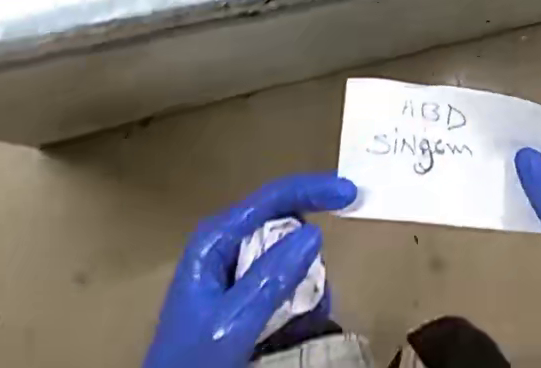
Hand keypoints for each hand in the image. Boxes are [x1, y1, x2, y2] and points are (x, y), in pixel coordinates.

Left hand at [142, 173, 357, 367]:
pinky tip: (293, 332)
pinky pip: (280, 286)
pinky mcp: (238, 295)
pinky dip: (295, 306)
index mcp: (217, 237)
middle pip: (283, 228)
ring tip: (299, 325)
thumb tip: (314, 233)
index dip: (313, 189)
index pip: (272, 198)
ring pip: (286, 259)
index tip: (350, 193)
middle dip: (307, 260)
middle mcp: (225, 244)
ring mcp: (231, 269)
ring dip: (303, 290)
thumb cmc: (190, 360)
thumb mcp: (232, 322)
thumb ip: (271, 278)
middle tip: (317, 300)